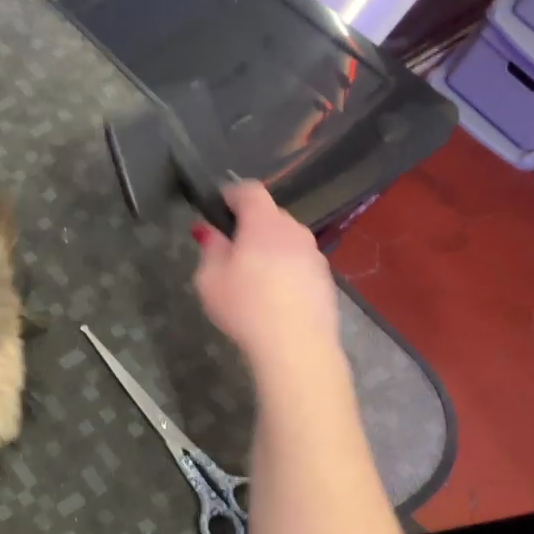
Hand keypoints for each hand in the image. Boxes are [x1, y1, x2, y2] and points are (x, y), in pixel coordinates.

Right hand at [193, 182, 339, 371]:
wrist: (295, 342)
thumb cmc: (244, 306)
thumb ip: (210, 248)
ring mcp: (313, 253)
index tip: (217, 205)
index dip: (231, 193)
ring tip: (249, 275)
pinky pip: (297, 260)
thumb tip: (210, 231)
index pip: (250, 191)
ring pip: (285, 239)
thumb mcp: (210, 278)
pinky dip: (282, 267)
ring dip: (267, 247)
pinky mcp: (323, 276)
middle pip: (269, 215)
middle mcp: (293, 230)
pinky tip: (270, 294)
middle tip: (228, 248)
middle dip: (248, 225)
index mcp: (263, 224)